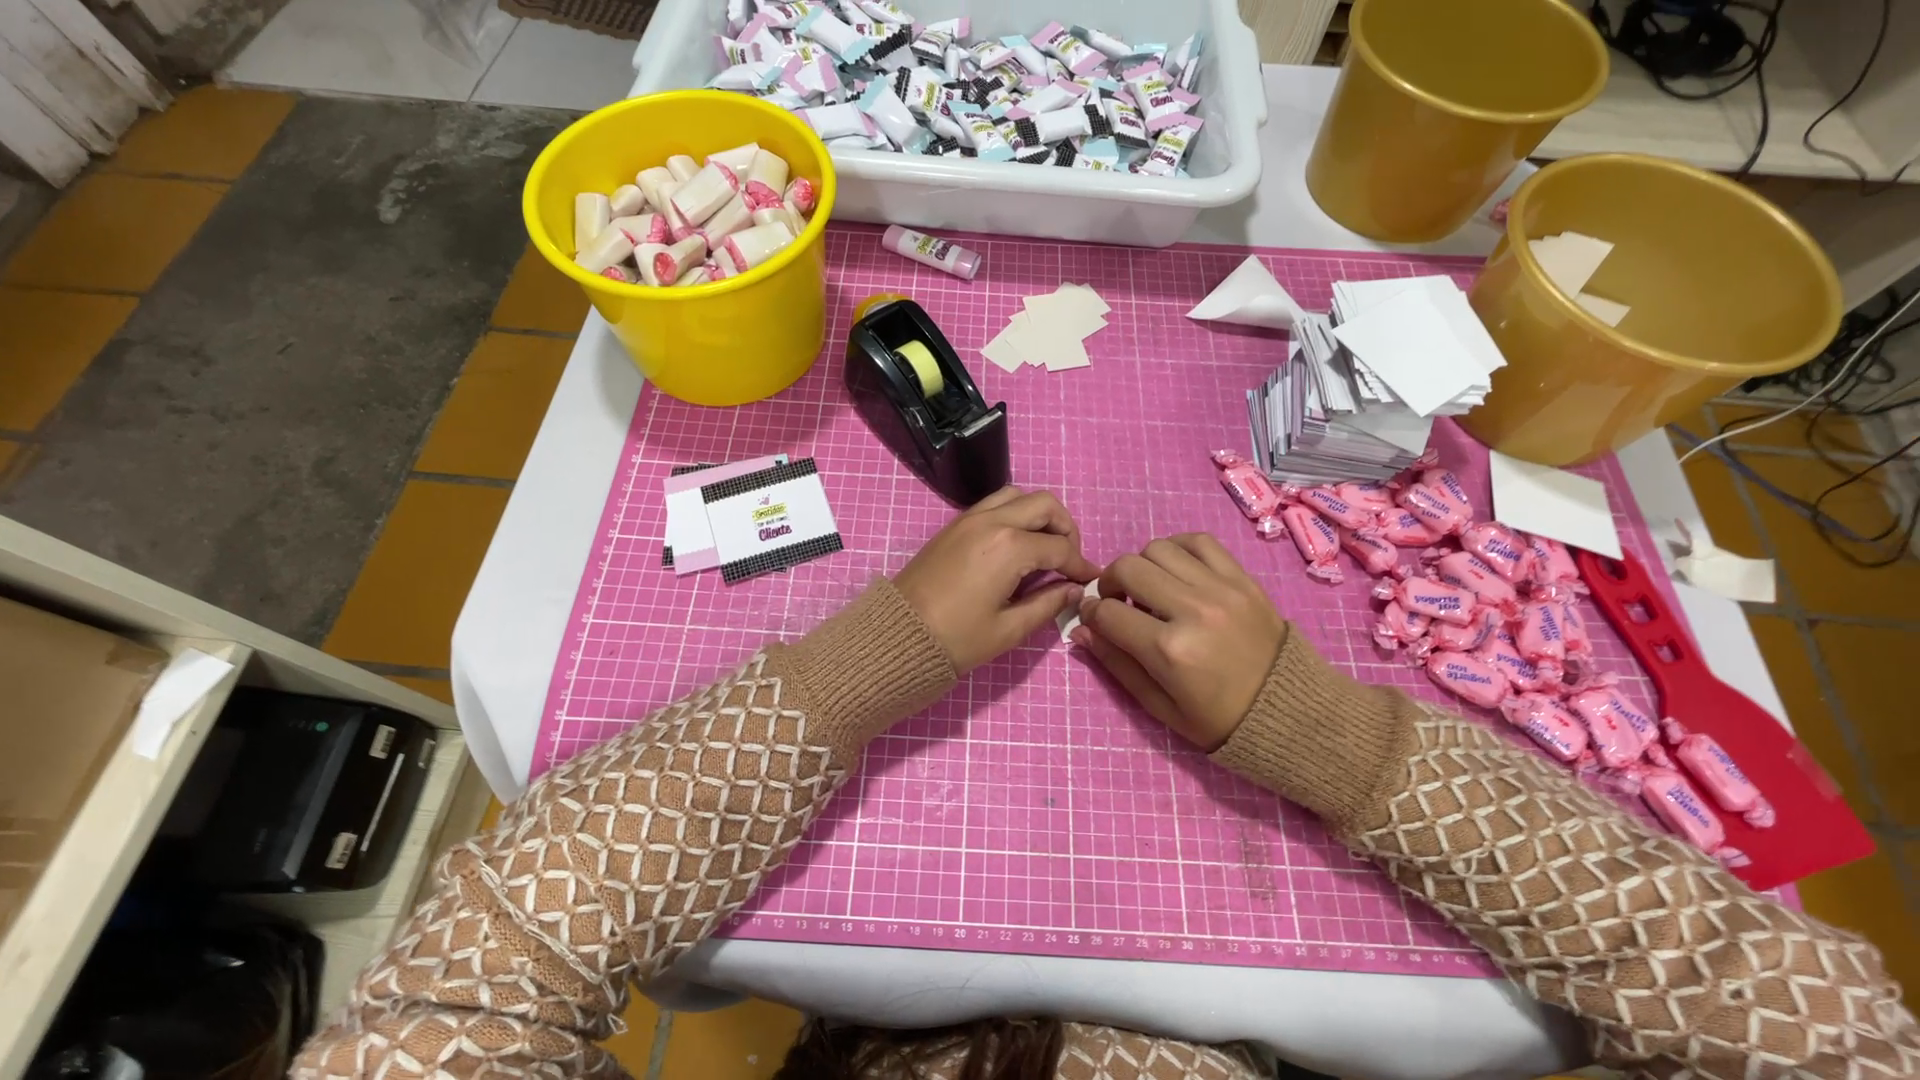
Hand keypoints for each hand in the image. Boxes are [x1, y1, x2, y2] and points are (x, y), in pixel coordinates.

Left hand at [894, 487, 1101, 673]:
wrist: (898, 636)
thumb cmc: (956, 639)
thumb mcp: (1009, 630)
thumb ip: (1048, 604)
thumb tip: (1073, 589)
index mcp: (1009, 547)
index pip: (1061, 548)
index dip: (1081, 565)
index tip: (1092, 581)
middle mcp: (992, 521)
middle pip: (1045, 505)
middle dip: (1066, 529)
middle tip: (1069, 560)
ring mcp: (970, 518)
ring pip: (1018, 495)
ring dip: (1039, 514)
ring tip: (1044, 548)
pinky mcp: (954, 525)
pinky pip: (994, 504)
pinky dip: (1014, 514)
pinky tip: (1016, 546)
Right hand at [1071, 534, 1285, 750]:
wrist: (1286, 711)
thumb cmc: (1217, 719)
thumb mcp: (1159, 705)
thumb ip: (1117, 664)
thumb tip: (1081, 629)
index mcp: (1169, 650)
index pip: (1107, 612)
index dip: (1091, 613)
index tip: (1093, 617)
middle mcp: (1192, 611)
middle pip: (1128, 568)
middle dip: (1110, 583)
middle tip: (1117, 601)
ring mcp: (1220, 589)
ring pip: (1159, 548)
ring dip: (1143, 565)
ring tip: (1150, 589)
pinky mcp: (1242, 578)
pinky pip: (1199, 541)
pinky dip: (1178, 549)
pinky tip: (1176, 571)